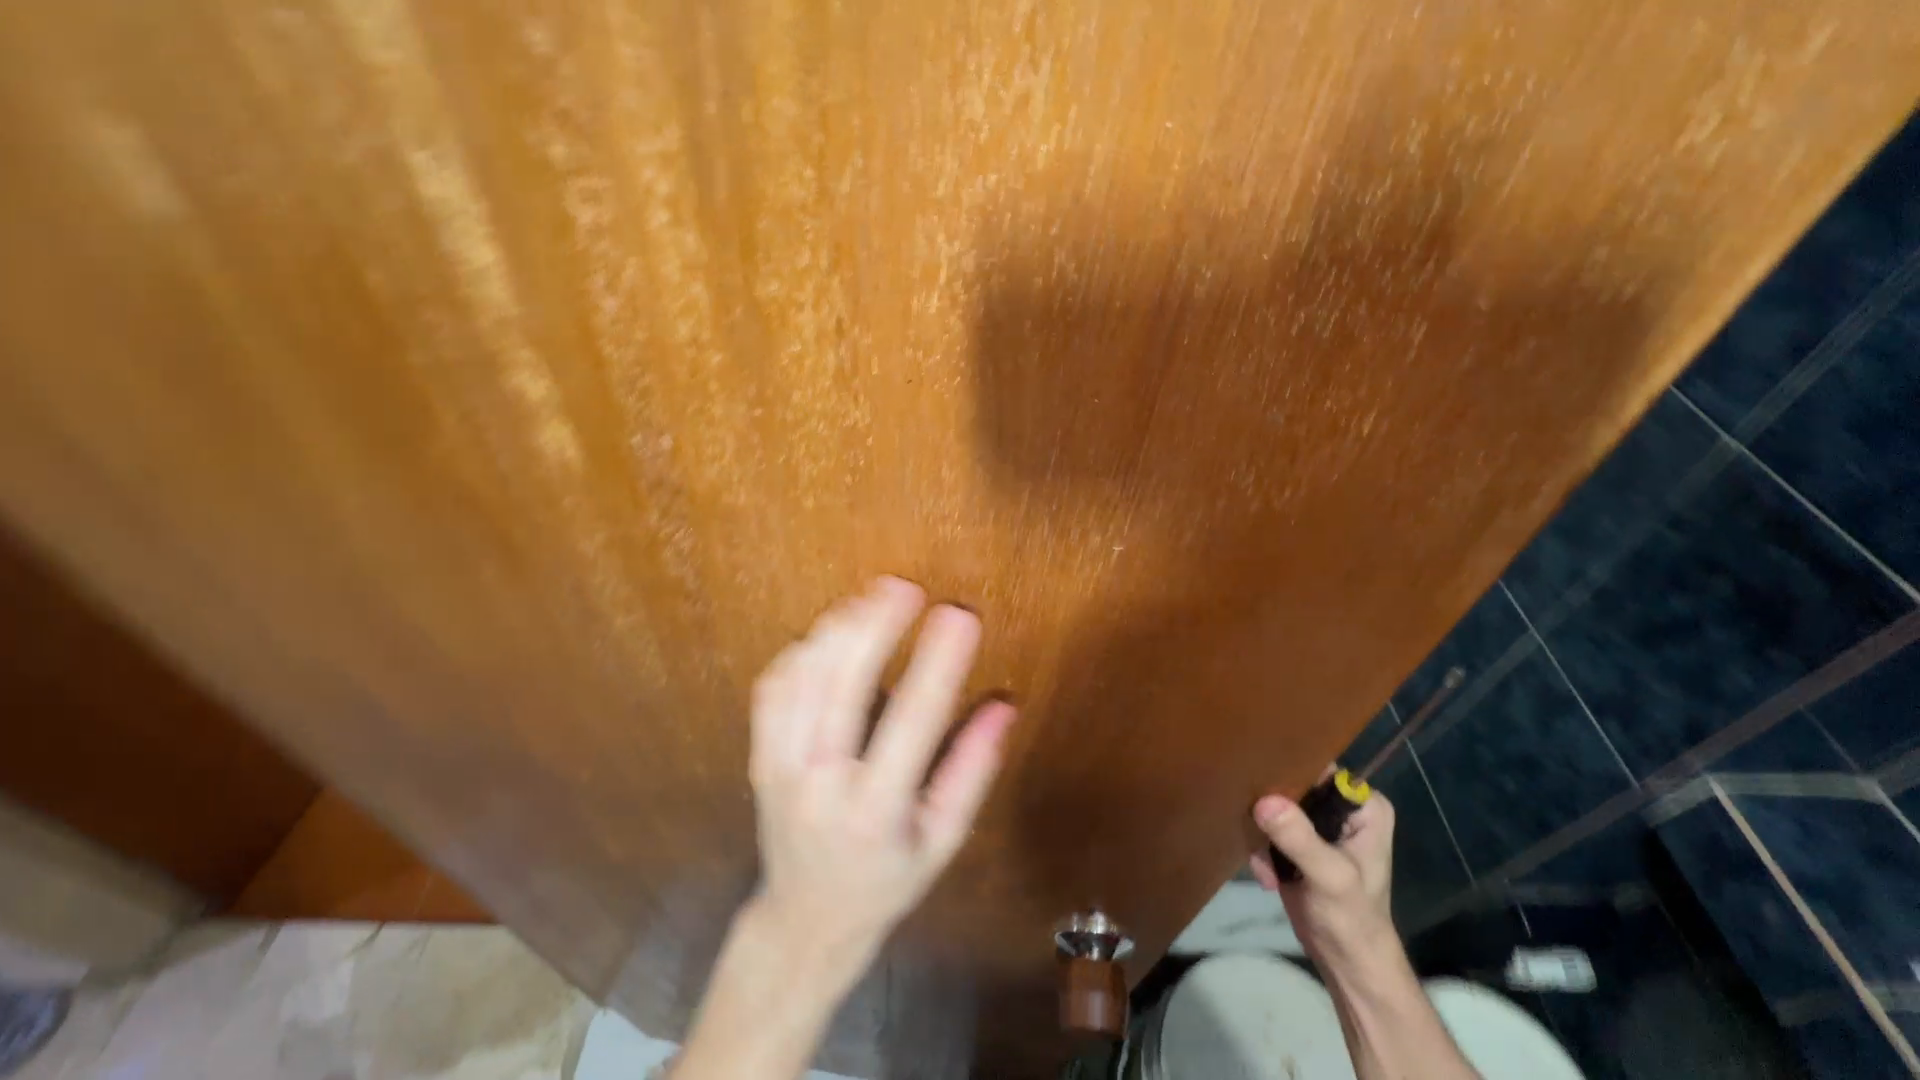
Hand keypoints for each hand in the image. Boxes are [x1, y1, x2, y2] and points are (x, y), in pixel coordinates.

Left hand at [747, 575, 1015, 975]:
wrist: (807, 916)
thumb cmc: (888, 878)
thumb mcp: (943, 840)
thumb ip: (972, 770)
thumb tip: (1003, 704)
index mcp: (876, 809)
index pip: (912, 722)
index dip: (938, 663)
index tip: (960, 614)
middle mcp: (820, 783)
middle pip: (841, 687)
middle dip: (874, 627)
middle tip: (904, 586)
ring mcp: (780, 768)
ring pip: (801, 680)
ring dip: (836, 631)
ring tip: (872, 597)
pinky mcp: (760, 756)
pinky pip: (771, 690)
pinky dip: (799, 653)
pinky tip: (827, 633)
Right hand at [1249, 768, 1397, 964]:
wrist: (1346, 962)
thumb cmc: (1351, 918)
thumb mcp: (1330, 876)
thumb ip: (1300, 839)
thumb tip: (1265, 802)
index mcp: (1365, 806)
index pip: (1321, 769)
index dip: (1291, 774)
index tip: (1263, 788)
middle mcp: (1343, 809)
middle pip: (1293, 786)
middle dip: (1271, 812)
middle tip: (1259, 834)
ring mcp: (1319, 827)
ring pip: (1274, 808)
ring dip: (1264, 837)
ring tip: (1267, 869)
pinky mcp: (1298, 845)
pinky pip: (1268, 830)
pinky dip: (1262, 853)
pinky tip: (1268, 878)